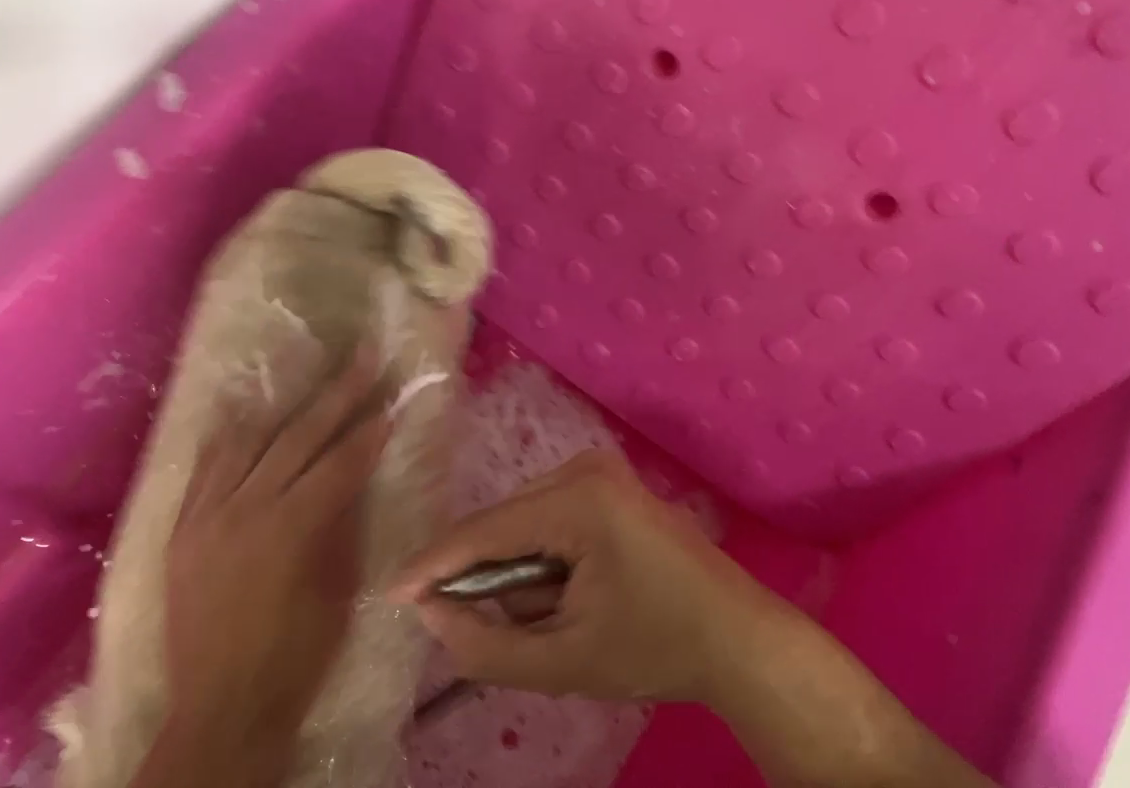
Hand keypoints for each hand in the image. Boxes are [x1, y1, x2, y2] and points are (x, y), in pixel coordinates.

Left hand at [144, 347, 392, 785]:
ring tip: (313, 370)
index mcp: (292, 528)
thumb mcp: (337, 591)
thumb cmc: (296, 657)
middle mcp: (246, 507)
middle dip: (338, 393)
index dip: (371, 430)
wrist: (222, 706)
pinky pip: (206, 465)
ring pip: (249, 439)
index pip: (341, 462)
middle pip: (298, 436)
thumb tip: (354, 479)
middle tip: (365, 356)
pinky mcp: (182, 525)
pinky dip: (231, 433)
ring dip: (286, 403)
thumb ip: (343, 526)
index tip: (393, 400)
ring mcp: (207, 513)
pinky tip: (246, 409)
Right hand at [388, 449, 785, 704]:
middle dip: (491, 578)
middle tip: (510, 628)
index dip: (434, 564)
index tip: (389, 593)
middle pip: (502, 524)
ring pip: (521, 524)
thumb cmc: (657, 649)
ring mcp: (599, 471)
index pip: (485, 531)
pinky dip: (543, 560)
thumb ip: (485, 644)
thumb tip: (431, 610)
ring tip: (564, 614)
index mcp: (579, 500)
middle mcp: (584, 468)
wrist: (740, 639)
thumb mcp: (564, 661)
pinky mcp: (607, 484)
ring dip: (520, 573)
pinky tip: (574, 592)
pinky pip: (546, 519)